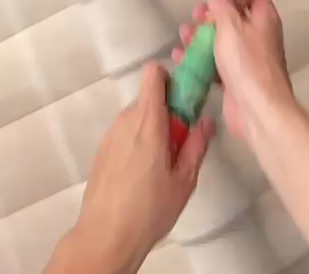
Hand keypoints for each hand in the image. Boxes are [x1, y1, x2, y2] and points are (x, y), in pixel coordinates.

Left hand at [58, 61, 212, 273]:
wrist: (105, 235)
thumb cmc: (149, 208)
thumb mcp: (184, 181)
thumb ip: (196, 146)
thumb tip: (206, 121)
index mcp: (148, 119)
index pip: (154, 73)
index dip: (170, 80)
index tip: (184, 102)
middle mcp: (126, 118)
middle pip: (149, 97)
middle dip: (166, 112)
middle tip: (179, 143)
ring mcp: (111, 132)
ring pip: (137, 116)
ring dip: (151, 129)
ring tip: (160, 165)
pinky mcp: (102, 147)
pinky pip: (125, 132)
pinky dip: (136, 142)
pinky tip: (141, 174)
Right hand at [178, 0, 298, 144]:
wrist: (257, 111)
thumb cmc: (246, 62)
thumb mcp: (231, 25)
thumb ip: (223, 3)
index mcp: (264, 18)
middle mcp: (258, 36)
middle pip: (232, 18)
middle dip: (210, 17)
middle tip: (194, 16)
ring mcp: (247, 59)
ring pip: (221, 41)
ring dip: (201, 37)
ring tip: (183, 35)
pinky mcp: (236, 79)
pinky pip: (216, 63)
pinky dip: (200, 58)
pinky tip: (181, 57)